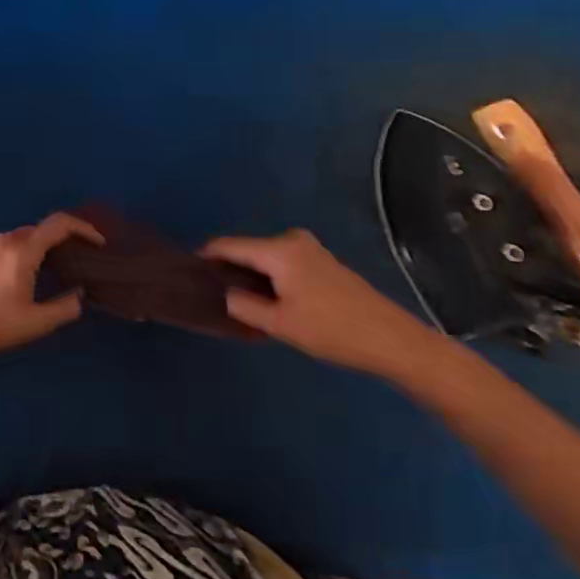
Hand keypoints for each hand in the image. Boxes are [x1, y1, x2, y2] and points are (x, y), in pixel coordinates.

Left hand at [0, 212, 100, 355]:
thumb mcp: (36, 322)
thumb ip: (66, 307)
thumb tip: (80, 294)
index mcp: (23, 250)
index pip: (60, 223)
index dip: (84, 228)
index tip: (100, 242)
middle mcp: (9, 239)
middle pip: (45, 227)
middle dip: (69, 236)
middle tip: (88, 255)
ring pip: (31, 234)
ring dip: (51, 242)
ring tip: (69, 262)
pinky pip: (18, 241)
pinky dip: (36, 247)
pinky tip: (42, 268)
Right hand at [204, 228, 447, 378]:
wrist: (391, 339)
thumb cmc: (331, 330)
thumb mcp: (278, 323)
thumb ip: (242, 305)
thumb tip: (221, 293)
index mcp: (278, 250)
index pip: (228, 245)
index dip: (206, 257)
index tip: (188, 272)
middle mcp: (291, 239)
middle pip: (247, 249)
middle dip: (229, 268)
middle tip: (214, 295)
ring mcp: (309, 247)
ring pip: (264, 257)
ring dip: (251, 275)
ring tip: (239, 302)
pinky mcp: (321, 260)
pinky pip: (281, 262)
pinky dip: (270, 277)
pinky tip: (270, 300)